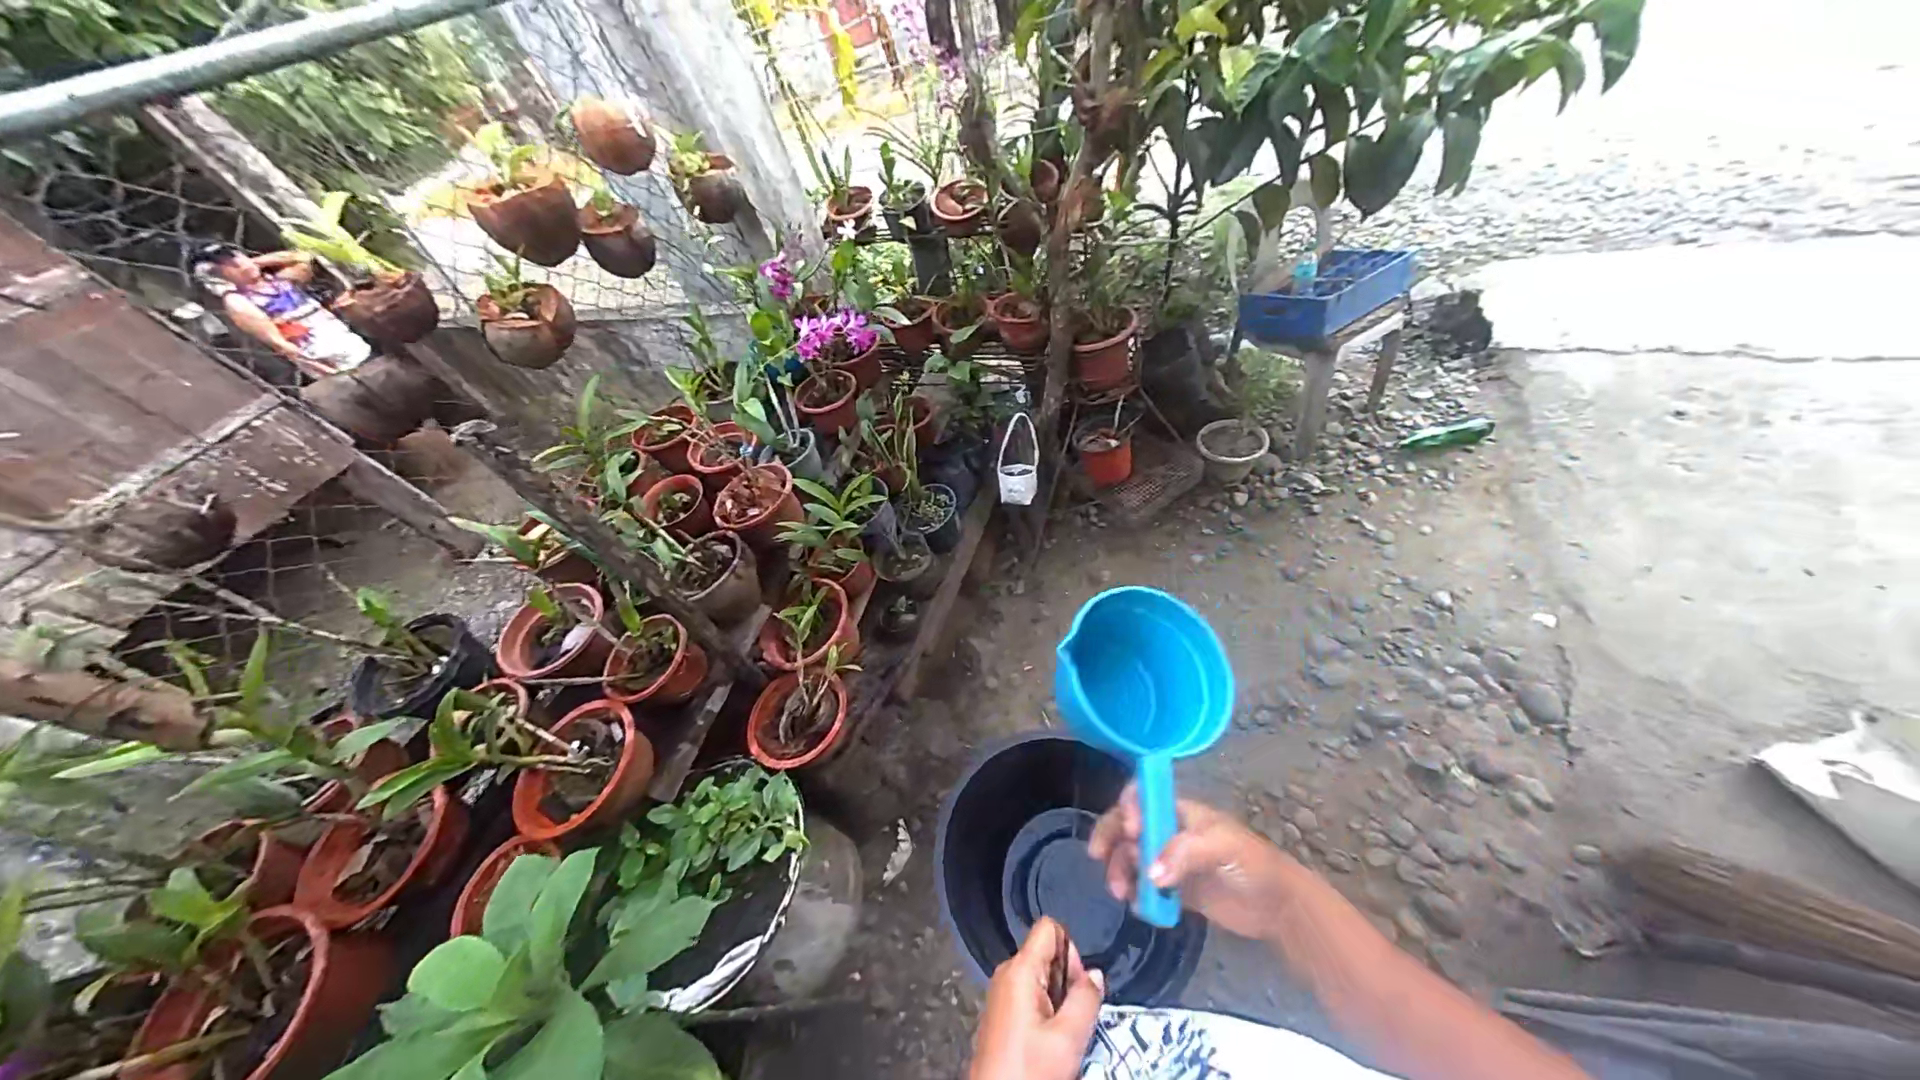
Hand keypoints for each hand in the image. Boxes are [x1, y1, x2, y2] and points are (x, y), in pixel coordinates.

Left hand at [968, 916, 1103, 1079]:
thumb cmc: (1029, 1071)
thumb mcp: (1067, 1039)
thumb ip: (1085, 1000)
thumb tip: (1096, 973)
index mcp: (1020, 968)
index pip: (1049, 928)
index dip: (1070, 950)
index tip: (1077, 987)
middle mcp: (1008, 971)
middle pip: (1047, 953)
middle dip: (1067, 978)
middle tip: (1073, 1016)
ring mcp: (1003, 991)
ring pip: (1042, 976)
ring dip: (1059, 998)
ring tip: (1063, 1031)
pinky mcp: (1003, 1011)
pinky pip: (1031, 994)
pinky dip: (1047, 1009)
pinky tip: (1050, 1038)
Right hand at [1087, 786, 1297, 940]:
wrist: (1278, 907)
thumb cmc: (1251, 863)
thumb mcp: (1221, 847)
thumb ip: (1183, 854)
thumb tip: (1149, 873)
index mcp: (1178, 810)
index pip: (1141, 797)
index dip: (1128, 808)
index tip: (1129, 831)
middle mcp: (1167, 831)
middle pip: (1127, 825)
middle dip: (1111, 838)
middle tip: (1098, 856)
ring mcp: (1169, 860)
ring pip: (1130, 857)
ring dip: (1119, 870)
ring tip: (1121, 893)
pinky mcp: (1174, 890)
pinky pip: (1144, 887)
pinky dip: (1136, 895)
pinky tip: (1141, 906)